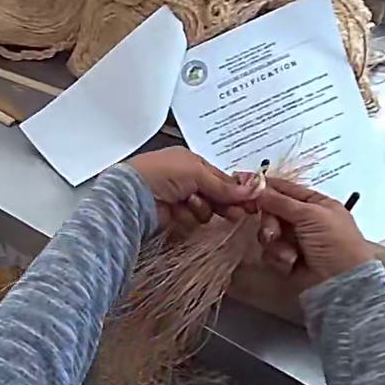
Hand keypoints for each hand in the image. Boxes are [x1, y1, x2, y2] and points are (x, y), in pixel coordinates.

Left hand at [126, 147, 257, 235]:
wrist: (133, 194)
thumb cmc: (162, 173)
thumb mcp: (196, 172)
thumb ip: (223, 184)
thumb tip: (252, 190)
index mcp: (192, 162)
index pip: (220, 177)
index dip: (235, 190)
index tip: (251, 201)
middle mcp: (186, 179)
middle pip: (216, 195)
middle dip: (225, 204)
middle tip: (237, 214)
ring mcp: (179, 199)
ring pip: (206, 210)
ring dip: (202, 209)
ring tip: (191, 204)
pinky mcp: (173, 217)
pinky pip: (191, 221)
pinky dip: (187, 218)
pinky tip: (179, 212)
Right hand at [252, 176, 373, 289]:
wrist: (341, 282)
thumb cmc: (333, 242)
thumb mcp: (310, 215)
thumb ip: (280, 201)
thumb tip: (257, 187)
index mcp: (314, 203)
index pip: (285, 189)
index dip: (265, 188)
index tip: (244, 189)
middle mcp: (303, 219)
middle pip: (271, 211)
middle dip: (270, 222)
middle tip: (273, 232)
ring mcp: (294, 239)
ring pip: (267, 232)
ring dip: (275, 243)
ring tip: (288, 254)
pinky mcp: (286, 258)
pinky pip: (269, 252)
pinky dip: (279, 258)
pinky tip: (291, 264)